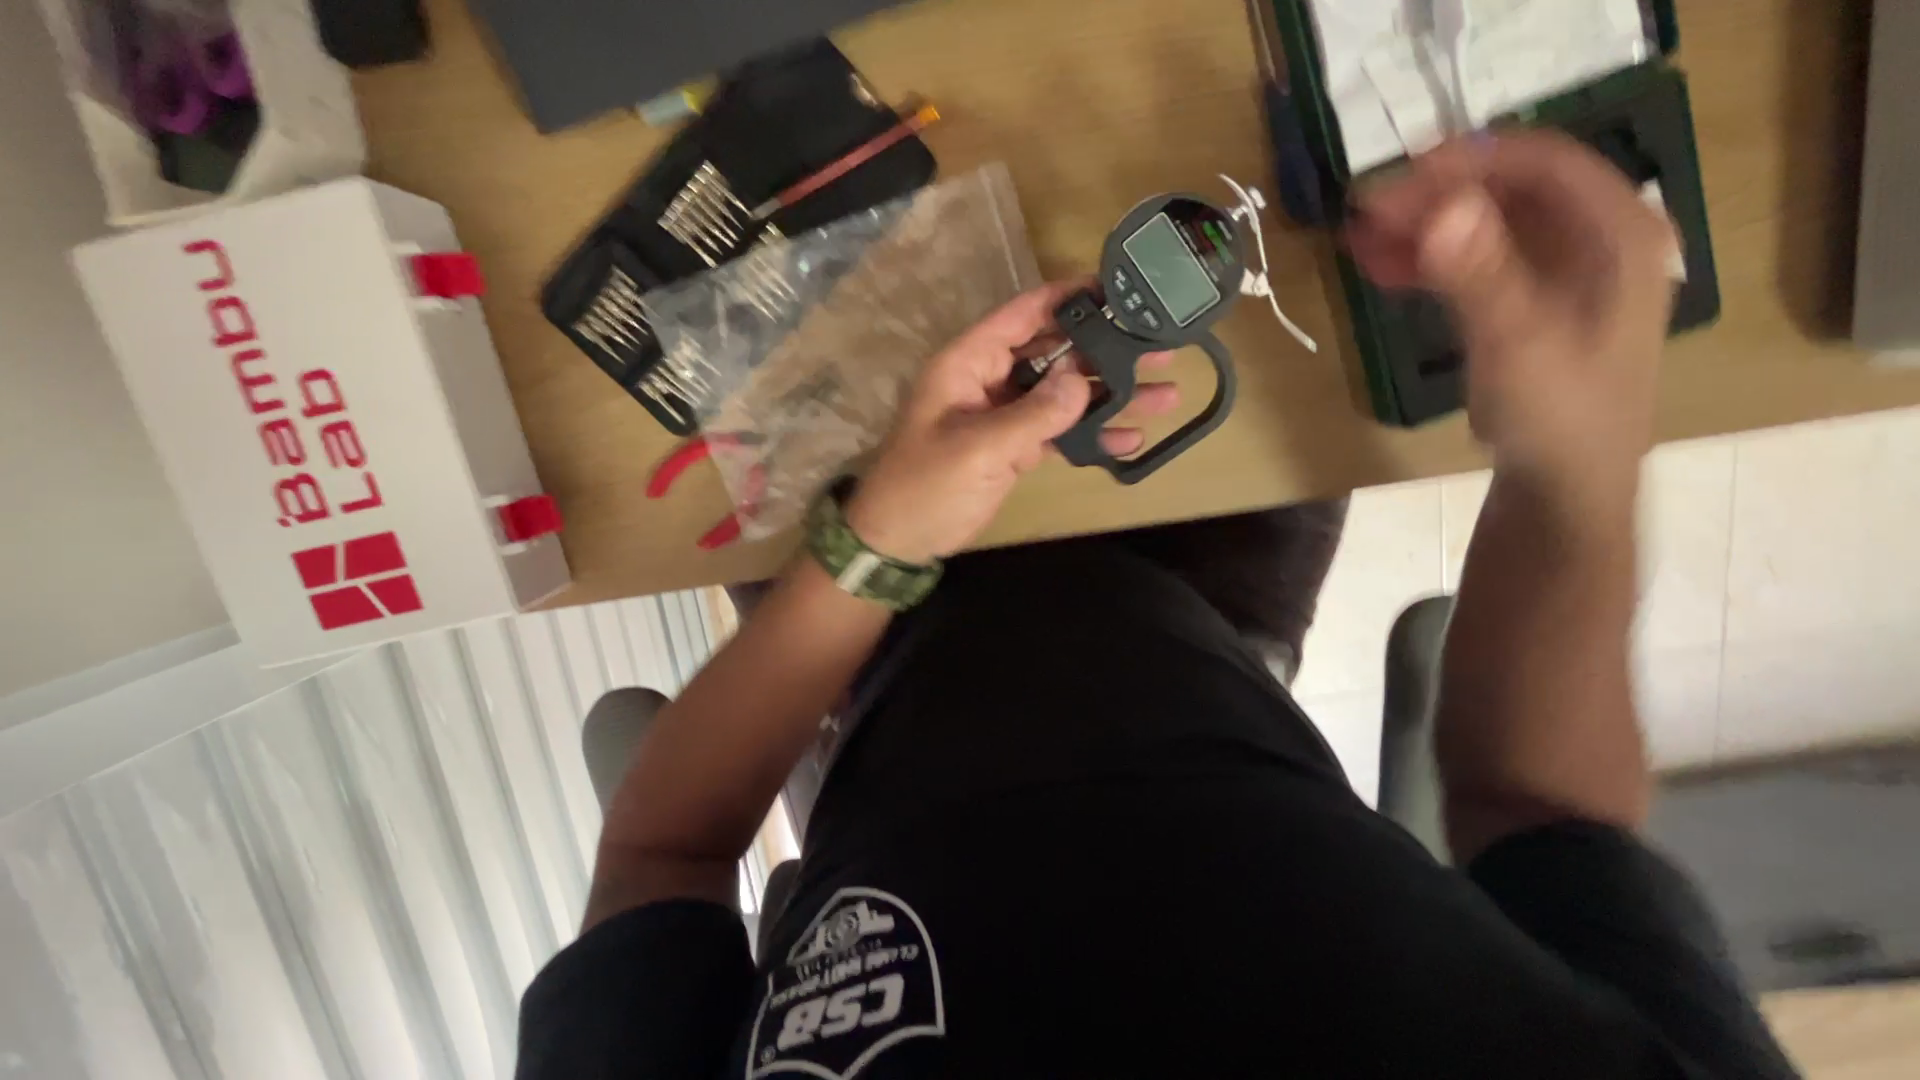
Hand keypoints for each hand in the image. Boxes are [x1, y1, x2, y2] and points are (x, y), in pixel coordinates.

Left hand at [846, 281, 1179, 563]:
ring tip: (1165, 392)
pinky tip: (1131, 439)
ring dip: (1109, 394)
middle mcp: (989, 379)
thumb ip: (1031, 415)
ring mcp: (1003, 414)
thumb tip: (1081, 383)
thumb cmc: (925, 486)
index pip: (1023, 314)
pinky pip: (1058, 432)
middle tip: (1159, 345)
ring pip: (1063, 393)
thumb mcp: (977, 448)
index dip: (1068, 297)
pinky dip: (1091, 435)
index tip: (1118, 288)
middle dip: (1104, 348)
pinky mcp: (1013, 447)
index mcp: (968, 362)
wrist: (899, 540)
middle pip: (1053, 350)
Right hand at [1347, 133, 1678, 507]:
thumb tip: (1438, 209)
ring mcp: (1561, 272)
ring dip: (1423, 227)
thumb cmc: (1557, 417)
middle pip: (1509, 191)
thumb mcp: (1518, 344)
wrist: (1564, 486)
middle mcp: (1595, 240)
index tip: (1399, 178)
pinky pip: (1475, 262)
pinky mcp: (1528, 302)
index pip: (1543, 165)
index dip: (1470, 161)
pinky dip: (1430, 260)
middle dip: (1435, 197)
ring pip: (1486, 226)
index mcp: (1617, 235)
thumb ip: (1480, 276)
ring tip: (1361, 240)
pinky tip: (1382, 268)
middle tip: (1367, 213)